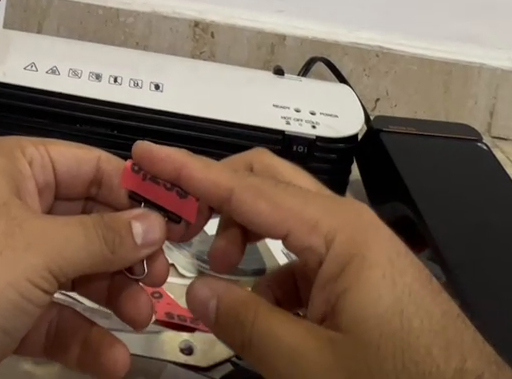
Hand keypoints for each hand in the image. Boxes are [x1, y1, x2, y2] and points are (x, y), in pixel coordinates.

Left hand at [0, 137, 183, 378]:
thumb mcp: (38, 249)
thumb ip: (102, 236)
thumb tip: (151, 222)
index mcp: (18, 169)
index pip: (91, 168)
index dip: (134, 193)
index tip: (177, 219)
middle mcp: (15, 209)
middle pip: (88, 222)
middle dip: (126, 251)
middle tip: (159, 277)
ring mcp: (8, 263)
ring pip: (76, 271)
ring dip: (112, 295)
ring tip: (140, 316)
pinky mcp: (2, 312)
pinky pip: (56, 317)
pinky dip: (84, 335)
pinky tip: (110, 357)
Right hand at [130, 141, 511, 378]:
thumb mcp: (313, 367)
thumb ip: (247, 325)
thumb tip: (198, 293)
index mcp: (334, 231)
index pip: (243, 187)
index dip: (188, 170)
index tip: (147, 154)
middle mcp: (345, 223)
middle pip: (263, 181)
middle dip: (214, 194)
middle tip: (173, 217)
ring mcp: (357, 246)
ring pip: (282, 218)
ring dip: (243, 236)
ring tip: (221, 277)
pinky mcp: (364, 272)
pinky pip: (304, 253)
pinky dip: (273, 272)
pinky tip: (266, 315)